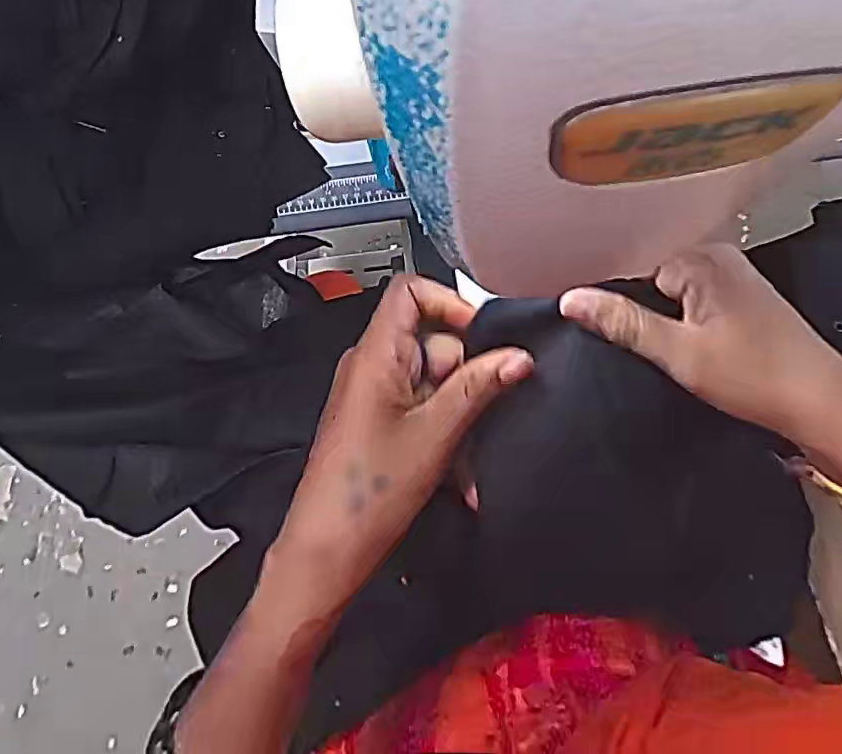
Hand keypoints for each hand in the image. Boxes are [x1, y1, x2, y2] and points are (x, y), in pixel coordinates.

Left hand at [264, 275, 532, 619]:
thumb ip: (479, 387)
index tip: (486, 336)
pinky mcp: (381, 418)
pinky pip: (424, 405)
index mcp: (375, 354)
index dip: (452, 303)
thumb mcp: (436, 434)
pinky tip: (456, 467)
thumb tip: (515, 358)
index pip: (411, 291)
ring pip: (435, 378)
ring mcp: (376, 392)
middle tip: (477, 410)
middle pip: (435, 339)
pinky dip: (446, 428)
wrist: (326, 551)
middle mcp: (372, 365)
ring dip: (459, 411)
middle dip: (465, 375)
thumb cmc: (361, 497)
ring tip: (464, 454)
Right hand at [559, 244, 841, 499]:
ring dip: (669, 324)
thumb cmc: (757, 377)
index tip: (635, 339)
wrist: (828, 409)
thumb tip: (570, 299)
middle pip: (654, 282)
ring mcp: (737, 278)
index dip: (627, 309)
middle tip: (661, 352)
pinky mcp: (746, 300)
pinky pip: (697, 305)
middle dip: (648, 315)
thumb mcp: (679, 354)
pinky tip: (700, 353)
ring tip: (685, 355)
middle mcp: (721, 257)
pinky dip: (690, 327)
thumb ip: (623, 322)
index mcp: (703, 258)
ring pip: (675, 296)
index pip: (635, 272)